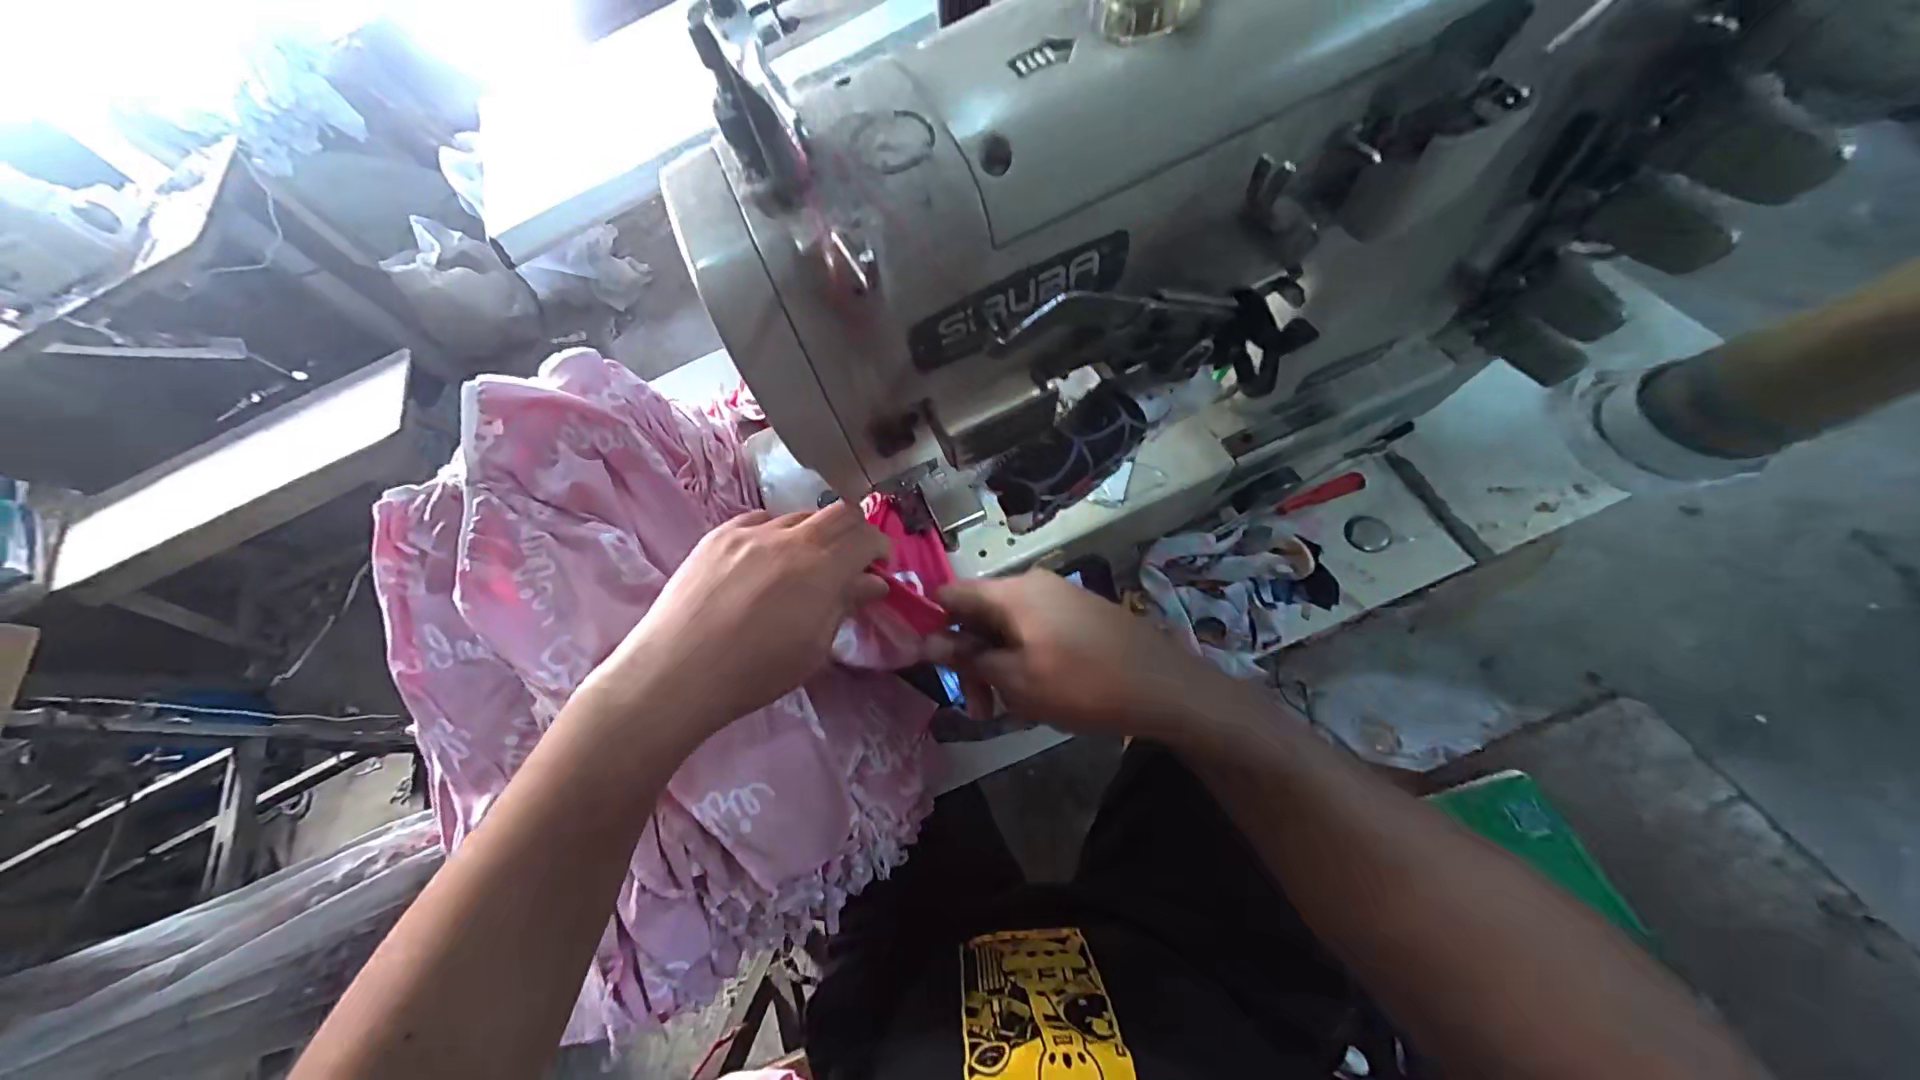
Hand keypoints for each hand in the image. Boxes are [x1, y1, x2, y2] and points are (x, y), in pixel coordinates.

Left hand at [580, 503, 889, 732]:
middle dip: (855, 532)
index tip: (880, 566)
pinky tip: (767, 559)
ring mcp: (749, 532)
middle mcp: (788, 539)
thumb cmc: (754, 673)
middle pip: (838, 513)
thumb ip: (845, 605)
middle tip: (853, 559)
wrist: (675, 673)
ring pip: (799, 515)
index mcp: (819, 569)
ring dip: (815, 534)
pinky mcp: (718, 535)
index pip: (865, 536)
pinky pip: (760, 521)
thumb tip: (872, 582)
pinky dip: (777, 534)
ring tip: (806, 565)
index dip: (881, 547)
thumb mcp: (814, 648)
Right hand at [929, 572, 1232, 741]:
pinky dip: (1027, 661)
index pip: (951, 595)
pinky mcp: (1082, 615)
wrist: (1167, 689)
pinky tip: (1043, 694)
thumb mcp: (1016, 679)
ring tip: (1016, 709)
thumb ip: (968, 658)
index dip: (933, 627)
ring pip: (1009, 629)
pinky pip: (1036, 632)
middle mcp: (1034, 584)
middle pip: (980, 616)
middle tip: (981, 710)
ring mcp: (1061, 597)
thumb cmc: (1083, 684)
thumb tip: (926, 641)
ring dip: (1001, 667)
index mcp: (1013, 591)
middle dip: (973, 662)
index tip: (933, 668)